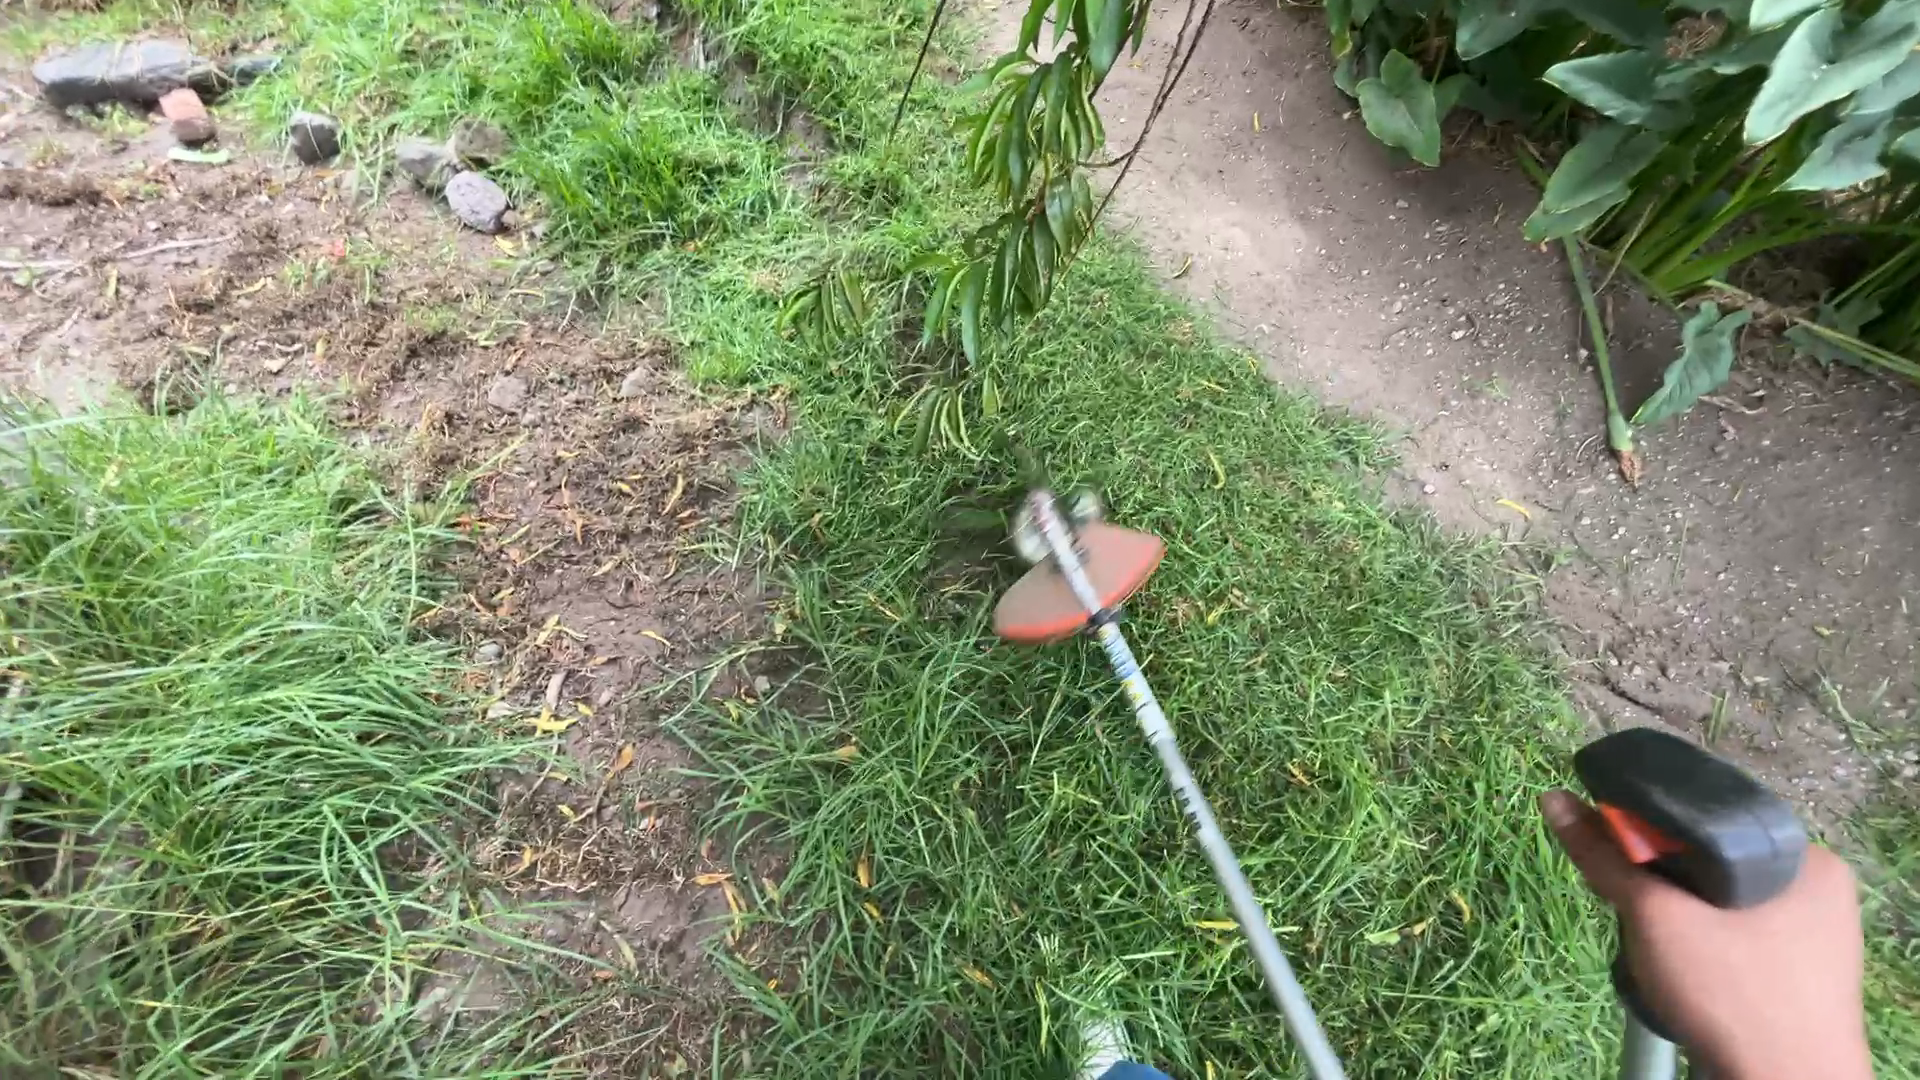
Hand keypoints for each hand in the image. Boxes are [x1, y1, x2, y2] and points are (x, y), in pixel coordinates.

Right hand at [1540, 790, 1872, 1079]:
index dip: (1643, 824)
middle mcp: (1811, 885)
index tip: (1609, 848)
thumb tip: (1551, 796)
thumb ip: (1601, 853)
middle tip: (1619, 893)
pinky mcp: (1788, 959)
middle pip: (1699, 851)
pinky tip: (1666, 946)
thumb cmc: (1729, 990)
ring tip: (1641, 924)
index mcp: (1805, 861)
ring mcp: (1804, 927)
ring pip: (1703, 885)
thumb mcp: (1651, 911)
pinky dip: (1682, 922)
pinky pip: (1718, 916)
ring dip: (1660, 899)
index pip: (1702, 815)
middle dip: (1648, 868)